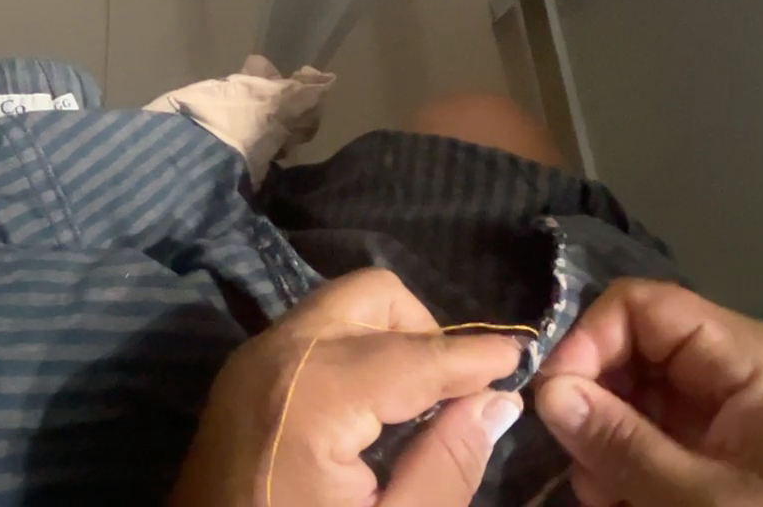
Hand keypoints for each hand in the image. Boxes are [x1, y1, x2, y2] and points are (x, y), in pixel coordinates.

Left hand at [170, 269, 523, 506]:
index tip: (519, 355)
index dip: (472, 355)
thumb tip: (497, 401)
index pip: (414, 354)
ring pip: (343, 303)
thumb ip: (446, 465)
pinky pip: (315, 328)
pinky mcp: (242, 372)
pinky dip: (356, 344)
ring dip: (391, 334)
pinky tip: (372, 402)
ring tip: (417, 397)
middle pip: (373, 296)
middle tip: (455, 390)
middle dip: (424, 331)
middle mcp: (278, 351)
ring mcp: (253, 356)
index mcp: (312, 393)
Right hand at [534, 280, 762, 506]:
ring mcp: (727, 415)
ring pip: (637, 397)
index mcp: (742, 355)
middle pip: (634, 348)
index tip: (553, 395)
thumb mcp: (703, 503)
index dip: (590, 337)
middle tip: (573, 459)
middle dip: (594, 398)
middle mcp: (730, 369)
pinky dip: (628, 465)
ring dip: (605, 440)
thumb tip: (546, 391)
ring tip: (600, 495)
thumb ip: (620, 444)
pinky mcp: (725, 456)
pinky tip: (619, 499)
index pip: (641, 305)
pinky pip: (657, 437)